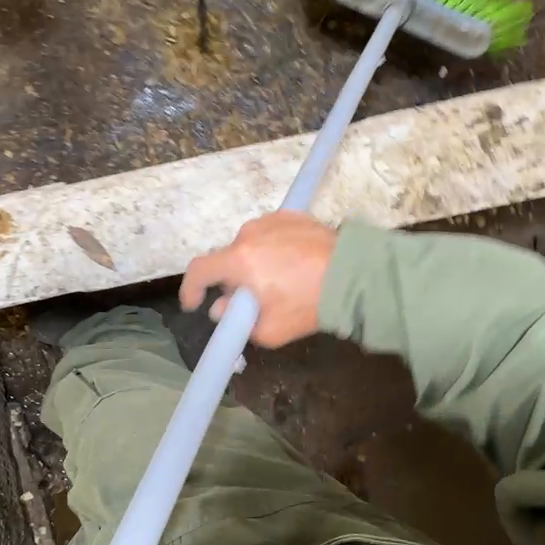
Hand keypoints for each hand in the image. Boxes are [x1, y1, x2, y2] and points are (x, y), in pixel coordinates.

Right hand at [179, 211, 337, 346]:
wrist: (355, 274)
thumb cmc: (308, 304)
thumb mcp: (270, 330)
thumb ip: (236, 321)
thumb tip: (221, 308)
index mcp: (239, 261)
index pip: (199, 270)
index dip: (190, 288)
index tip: (194, 303)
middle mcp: (248, 234)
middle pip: (227, 259)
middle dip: (232, 280)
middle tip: (249, 299)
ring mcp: (271, 220)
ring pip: (249, 246)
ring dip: (253, 262)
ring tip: (277, 281)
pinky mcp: (292, 215)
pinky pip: (271, 234)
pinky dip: (273, 249)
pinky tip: (292, 264)